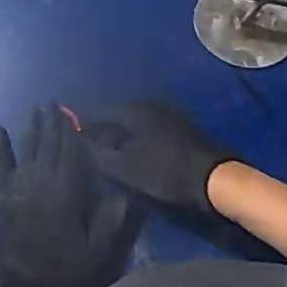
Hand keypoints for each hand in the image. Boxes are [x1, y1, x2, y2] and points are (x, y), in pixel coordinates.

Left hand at [0, 105, 142, 286]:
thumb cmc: (70, 272)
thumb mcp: (104, 251)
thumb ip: (117, 219)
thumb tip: (131, 192)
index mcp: (67, 193)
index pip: (72, 154)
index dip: (72, 133)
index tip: (74, 114)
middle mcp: (41, 182)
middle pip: (48, 146)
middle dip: (51, 124)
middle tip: (52, 103)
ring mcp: (19, 186)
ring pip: (27, 149)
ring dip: (31, 128)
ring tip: (35, 108)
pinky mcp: (3, 195)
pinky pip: (1, 163)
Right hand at [80, 100, 236, 218]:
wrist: (218, 182)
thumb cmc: (165, 172)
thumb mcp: (123, 168)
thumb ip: (97, 153)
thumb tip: (82, 141)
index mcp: (132, 110)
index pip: (95, 112)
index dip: (79, 123)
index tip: (68, 132)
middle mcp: (149, 105)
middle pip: (114, 116)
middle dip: (101, 131)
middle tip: (90, 148)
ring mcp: (168, 114)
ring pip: (132, 123)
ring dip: (120, 136)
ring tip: (111, 153)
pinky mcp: (181, 127)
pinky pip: (147, 129)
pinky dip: (137, 138)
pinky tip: (134, 153)